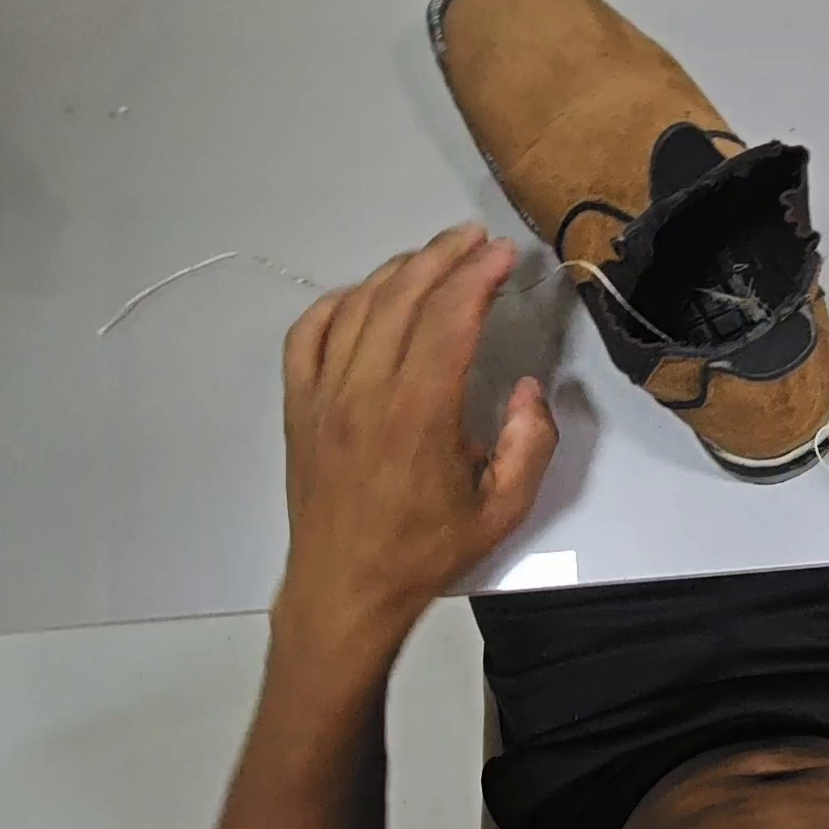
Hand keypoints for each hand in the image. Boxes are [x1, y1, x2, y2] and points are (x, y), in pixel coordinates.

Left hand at [273, 224, 557, 673]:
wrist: (345, 589)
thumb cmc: (427, 551)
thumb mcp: (504, 510)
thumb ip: (530, 443)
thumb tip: (526, 388)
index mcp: (417, 415)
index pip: (449, 320)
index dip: (479, 277)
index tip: (504, 255)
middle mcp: (364, 392)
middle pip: (402, 298)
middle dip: (444, 257)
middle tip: (477, 239)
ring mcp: (322, 394)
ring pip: (358, 306)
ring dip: (400, 270)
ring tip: (436, 255)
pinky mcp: (299, 405)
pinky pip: (310, 333)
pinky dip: (340, 301)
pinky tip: (367, 295)